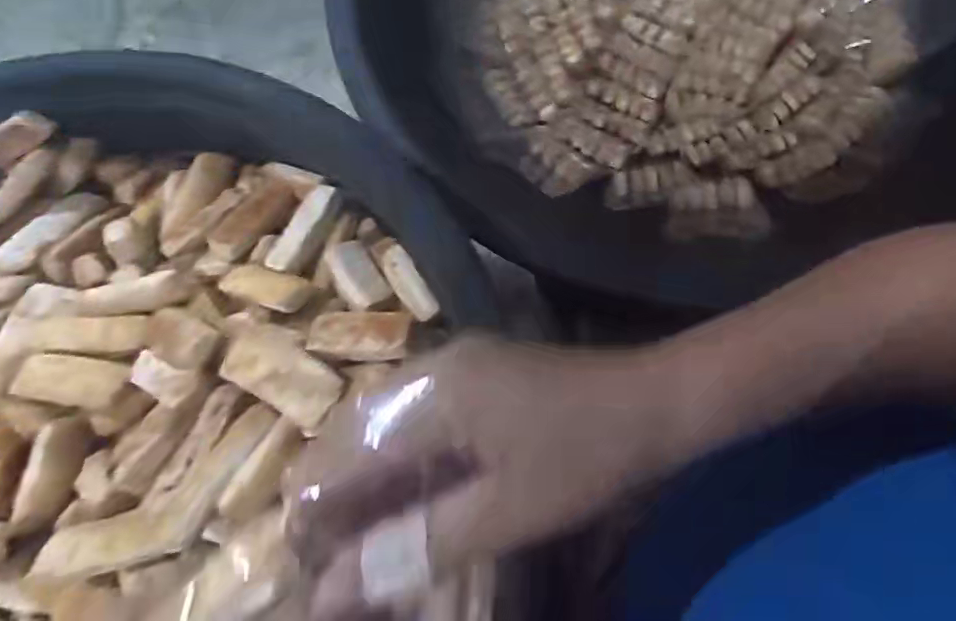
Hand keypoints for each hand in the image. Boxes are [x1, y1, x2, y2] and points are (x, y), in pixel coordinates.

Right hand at [285, 335, 675, 617]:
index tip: (300, 573)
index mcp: (436, 390)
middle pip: (359, 430)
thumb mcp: (504, 511)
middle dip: (334, 497)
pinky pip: (424, 417)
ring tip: (356, 547)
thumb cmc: (584, 456)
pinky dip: (407, 463)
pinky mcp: (484, 376)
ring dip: (370, 482)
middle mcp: (439, 365)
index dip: (313, 512)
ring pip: (389, 423)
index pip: (344, 451)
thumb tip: (329, 590)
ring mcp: (463, 365)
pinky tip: (407, 504)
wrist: (655, 401)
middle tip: (326, 568)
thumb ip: (416, 544)